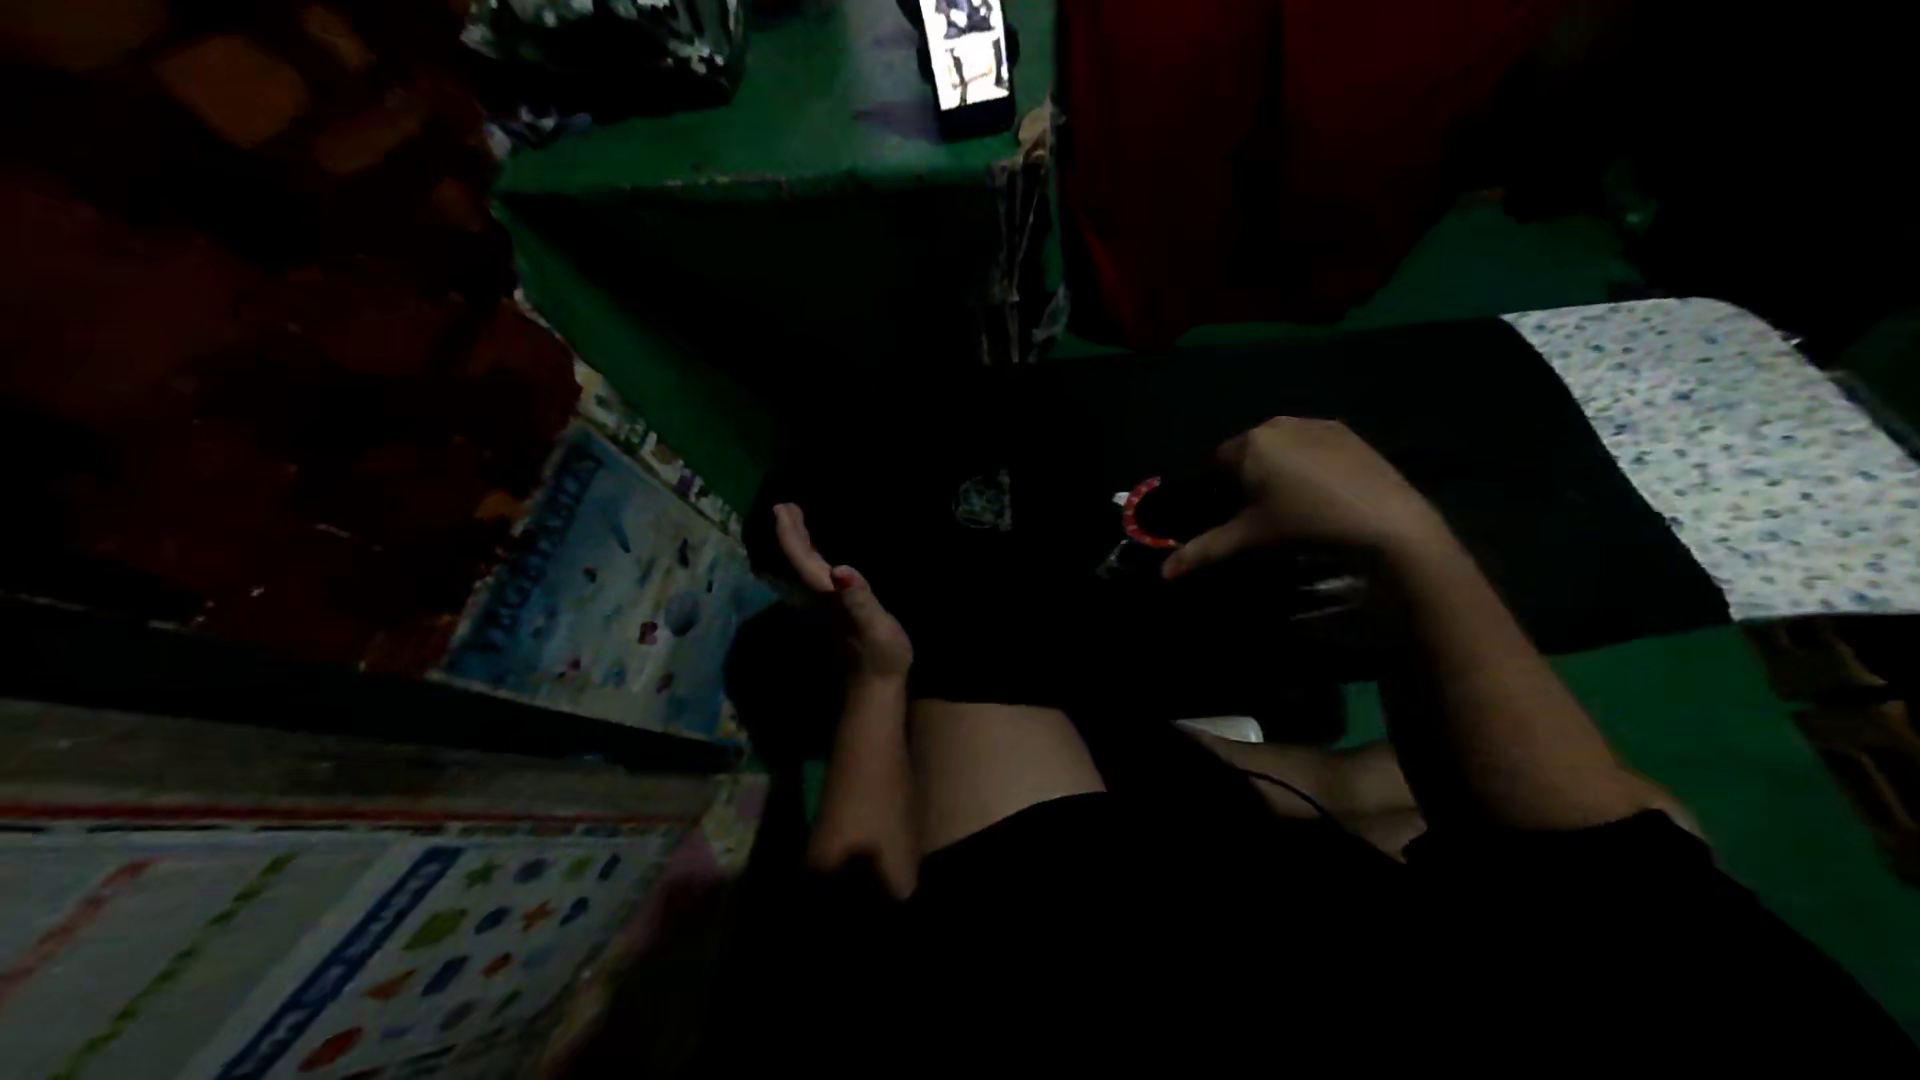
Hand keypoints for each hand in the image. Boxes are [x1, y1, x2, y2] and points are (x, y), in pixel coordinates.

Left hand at [773, 503, 913, 679]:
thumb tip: (841, 570)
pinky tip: (822, 553)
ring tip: (797, 520)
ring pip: (805, 568)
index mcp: (826, 594)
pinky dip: (814, 557)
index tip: (781, 508)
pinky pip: (818, 575)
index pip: (801, 559)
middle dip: (789, 533)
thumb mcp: (874, 624)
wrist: (877, 684)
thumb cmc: (879, 653)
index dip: (790, 534)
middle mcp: (821, 597)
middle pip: (797, 561)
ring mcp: (827, 605)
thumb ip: (858, 598)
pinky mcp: (838, 610)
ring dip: (798, 544)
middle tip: (785, 506)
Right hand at [1161, 417, 1448, 579]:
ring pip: (1279, 444)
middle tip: (1265, 509)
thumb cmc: (1305, 525)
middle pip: (1248, 449)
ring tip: (1296, 499)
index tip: (1238, 512)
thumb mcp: (1250, 538)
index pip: (1217, 461)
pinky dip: (1307, 459)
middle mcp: (1277, 423)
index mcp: (1250, 443)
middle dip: (1249, 473)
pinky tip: (1323, 488)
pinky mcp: (1344, 430)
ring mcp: (1314, 423)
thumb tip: (1164, 574)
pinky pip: (1309, 441)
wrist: (1384, 519)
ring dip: (1278, 465)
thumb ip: (1204, 550)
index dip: (1222, 487)